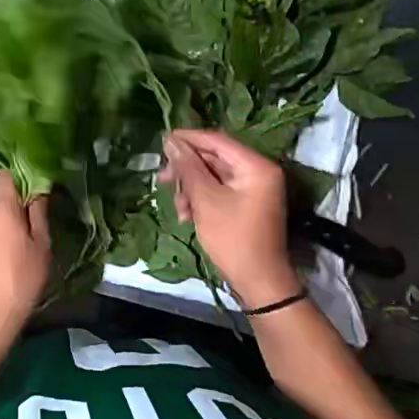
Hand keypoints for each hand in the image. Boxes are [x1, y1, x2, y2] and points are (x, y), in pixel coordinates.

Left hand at [0, 171, 50, 334]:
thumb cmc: (23, 276)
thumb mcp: (41, 244)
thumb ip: (39, 213)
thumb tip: (39, 192)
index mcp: (0, 206)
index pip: (4, 174)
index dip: (20, 178)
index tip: (36, 191)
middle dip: (16, 201)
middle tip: (36, 218)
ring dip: (8, 218)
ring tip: (25, 238)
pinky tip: (10, 250)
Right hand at [160, 129, 299, 308]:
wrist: (256, 279)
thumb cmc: (232, 237)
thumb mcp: (206, 200)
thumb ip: (188, 167)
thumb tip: (170, 141)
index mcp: (255, 166)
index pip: (217, 141)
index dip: (188, 139)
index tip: (161, 141)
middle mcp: (257, 172)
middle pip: (214, 158)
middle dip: (186, 169)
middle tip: (162, 179)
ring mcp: (252, 188)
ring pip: (212, 176)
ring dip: (190, 188)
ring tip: (178, 207)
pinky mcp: (245, 203)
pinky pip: (218, 191)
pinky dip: (200, 199)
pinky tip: (187, 215)